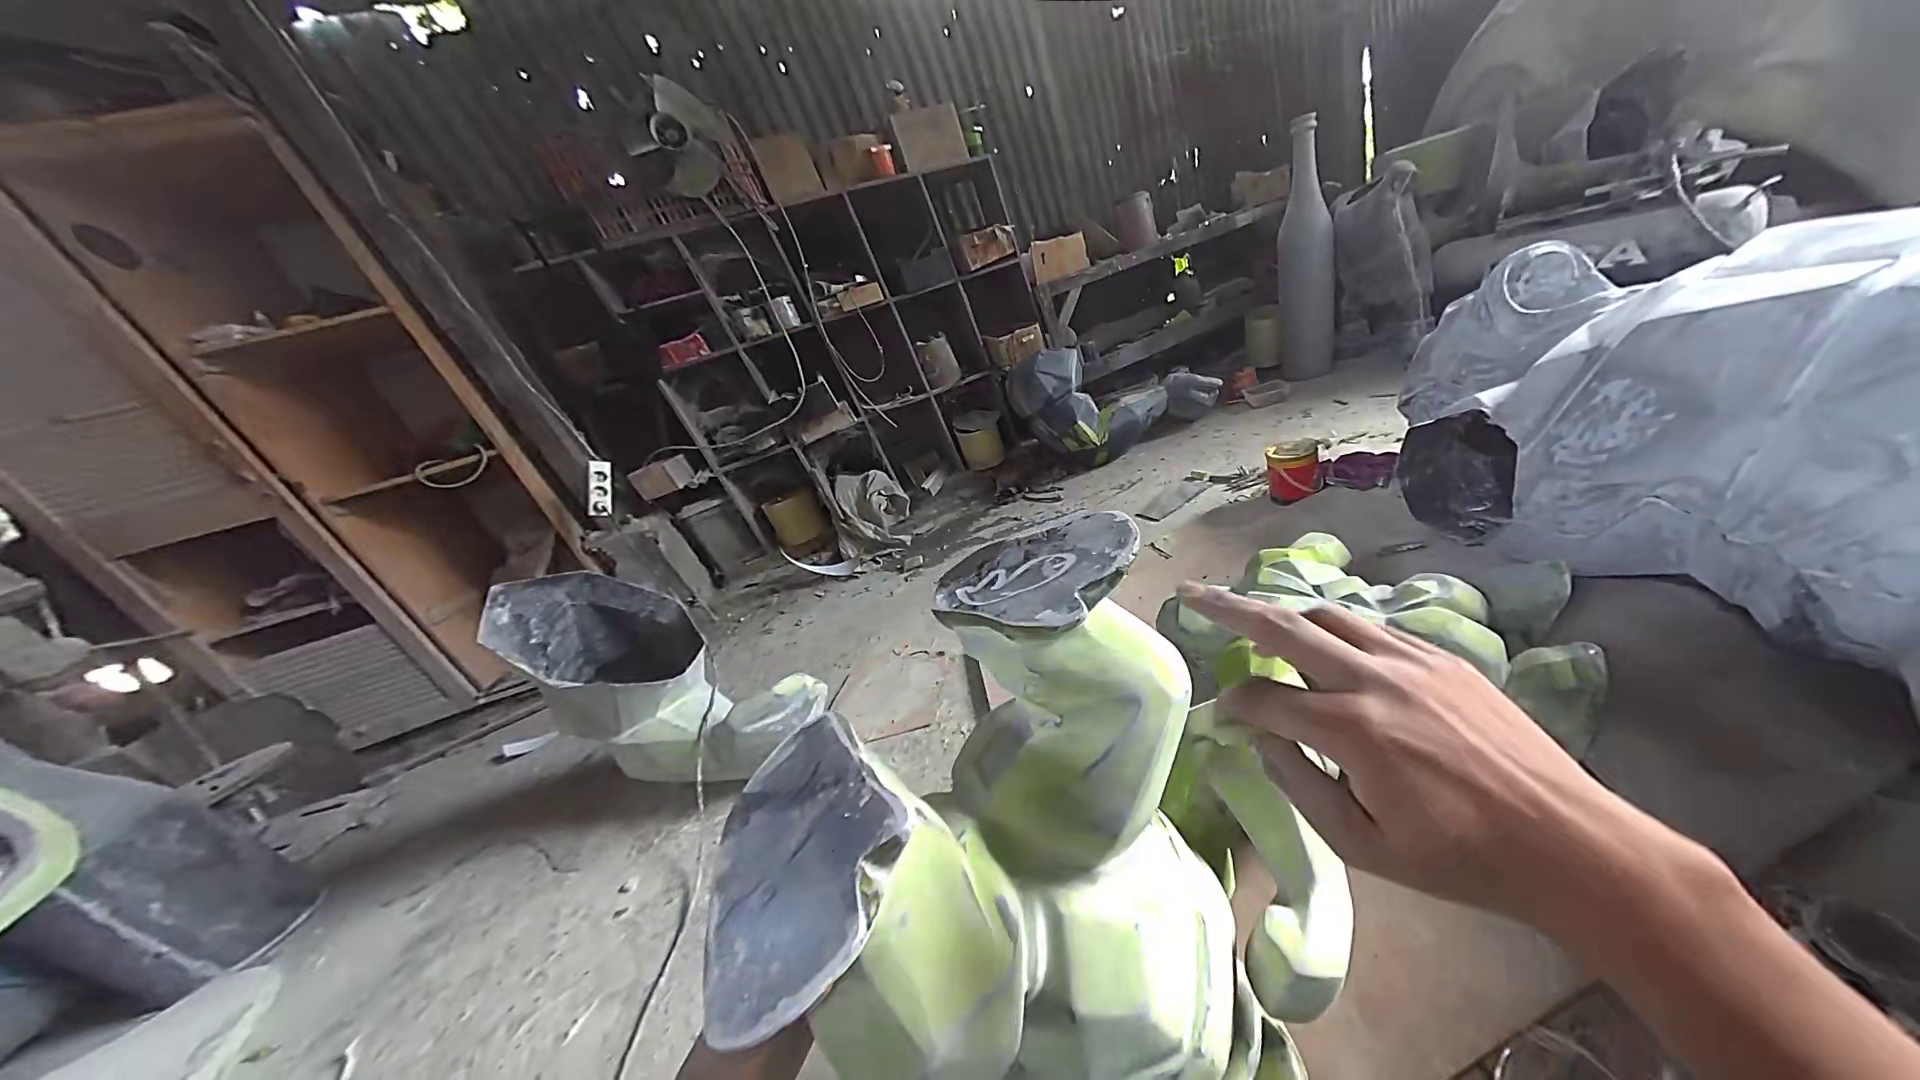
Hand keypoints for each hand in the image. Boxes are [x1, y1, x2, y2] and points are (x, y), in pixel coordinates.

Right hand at [1177, 584, 1716, 936]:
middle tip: (1191, 592)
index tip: (1226, 716)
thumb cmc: (1458, 859)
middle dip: (1227, 606)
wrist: (1573, 844)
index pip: (1263, 697)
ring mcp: (1414, 661)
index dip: (1233, 705)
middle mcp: (1375, 679)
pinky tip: (1334, 650)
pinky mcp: (1446, 659)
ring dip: (1285, 616)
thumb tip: (1262, 739)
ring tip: (1262, 624)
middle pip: (1282, 625)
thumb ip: (1296, 784)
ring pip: (1328, 616)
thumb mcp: (1360, 845)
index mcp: (1351, 729)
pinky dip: (1337, 631)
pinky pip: (1374, 629)